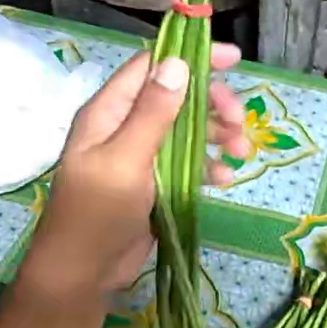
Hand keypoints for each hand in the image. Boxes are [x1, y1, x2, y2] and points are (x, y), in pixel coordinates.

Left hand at [19, 44, 248, 302]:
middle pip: (179, 98)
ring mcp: (143, 155)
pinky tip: (225, 179)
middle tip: (241, 122)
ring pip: (189, 131)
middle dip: (214, 106)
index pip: (153, 67)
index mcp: (110, 112)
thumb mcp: (127, 159)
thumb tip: (178, 63)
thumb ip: (153, 113)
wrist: (85, 270)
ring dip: (218, 137)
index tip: (234, 58)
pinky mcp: (157, 181)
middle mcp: (127, 126)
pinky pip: (189, 163)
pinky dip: (209, 166)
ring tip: (241, 153)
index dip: (192, 57)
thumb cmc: (98, 212)